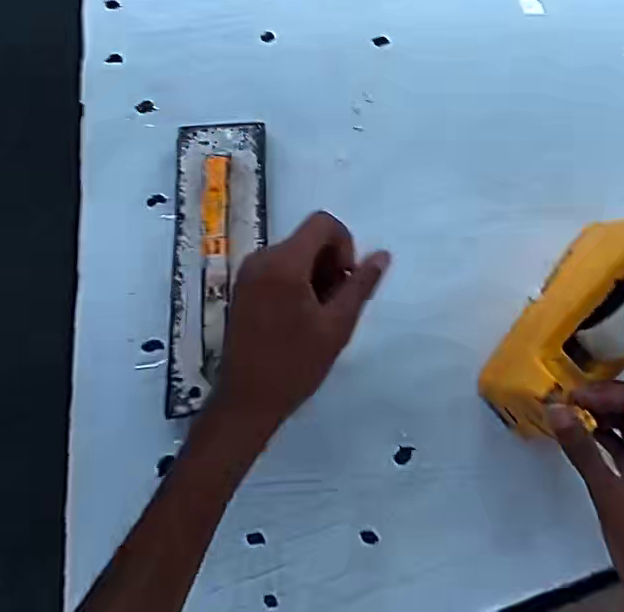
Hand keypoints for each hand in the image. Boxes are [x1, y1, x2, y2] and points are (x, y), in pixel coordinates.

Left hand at [213, 211, 390, 432]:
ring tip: (317, 315)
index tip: (345, 280)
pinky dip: (295, 279)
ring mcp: (248, 270)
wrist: (246, 400)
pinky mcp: (242, 284)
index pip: (322, 222)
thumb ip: (360, 286)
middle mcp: (262, 257)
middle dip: (329, 262)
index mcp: (284, 262)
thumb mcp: (337, 326)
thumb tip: (382, 255)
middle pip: (308, 237)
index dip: (344, 244)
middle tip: (335, 304)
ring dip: (313, 273)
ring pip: (294, 252)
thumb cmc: (295, 365)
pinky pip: (277, 265)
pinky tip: (298, 316)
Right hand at [550, 382, 623, 611]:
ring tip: (575, 416)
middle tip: (573, 403)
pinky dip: (608, 437)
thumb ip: (581, 448)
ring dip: (606, 417)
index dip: (608, 393)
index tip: (576, 398)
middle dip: (606, 400)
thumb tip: (558, 410)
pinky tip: (586, 439)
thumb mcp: (608, 492)